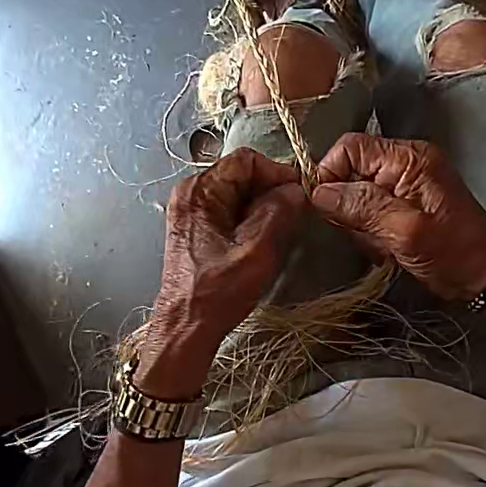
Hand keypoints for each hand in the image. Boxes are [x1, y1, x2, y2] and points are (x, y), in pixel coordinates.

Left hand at [138, 148, 306, 399]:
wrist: (187, 326)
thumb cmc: (217, 292)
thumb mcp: (258, 250)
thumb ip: (280, 212)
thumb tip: (295, 190)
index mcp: (200, 191)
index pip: (246, 160)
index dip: (277, 173)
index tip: (298, 195)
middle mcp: (190, 194)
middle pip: (241, 175)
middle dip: (270, 192)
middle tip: (291, 217)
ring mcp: (190, 211)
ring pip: (237, 194)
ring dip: (261, 208)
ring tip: (277, 233)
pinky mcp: (195, 229)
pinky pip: (229, 211)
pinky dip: (248, 220)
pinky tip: (258, 243)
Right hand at [310, 133, 485, 302]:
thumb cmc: (454, 253)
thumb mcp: (406, 230)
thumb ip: (363, 206)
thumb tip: (319, 192)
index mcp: (409, 159)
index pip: (350, 148)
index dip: (330, 174)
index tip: (325, 207)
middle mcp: (404, 163)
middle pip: (349, 171)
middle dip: (348, 206)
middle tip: (367, 232)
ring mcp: (403, 184)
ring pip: (354, 195)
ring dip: (359, 224)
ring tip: (382, 243)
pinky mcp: (401, 204)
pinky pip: (366, 212)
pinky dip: (368, 232)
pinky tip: (386, 247)